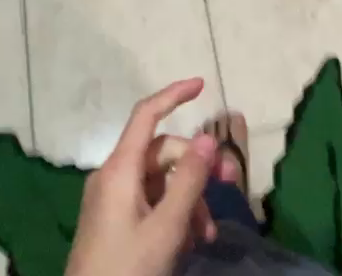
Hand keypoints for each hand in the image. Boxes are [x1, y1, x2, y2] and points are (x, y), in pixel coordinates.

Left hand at [65, 79, 218, 275]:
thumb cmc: (126, 269)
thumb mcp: (165, 229)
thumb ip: (188, 181)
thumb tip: (207, 137)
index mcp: (119, 168)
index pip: (147, 114)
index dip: (173, 94)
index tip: (202, 85)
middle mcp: (113, 176)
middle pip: (162, 152)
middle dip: (196, 167)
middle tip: (229, 186)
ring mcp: (113, 201)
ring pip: (161, 182)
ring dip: (190, 200)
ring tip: (208, 235)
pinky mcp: (115, 223)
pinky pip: (151, 204)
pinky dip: (175, 215)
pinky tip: (192, 242)